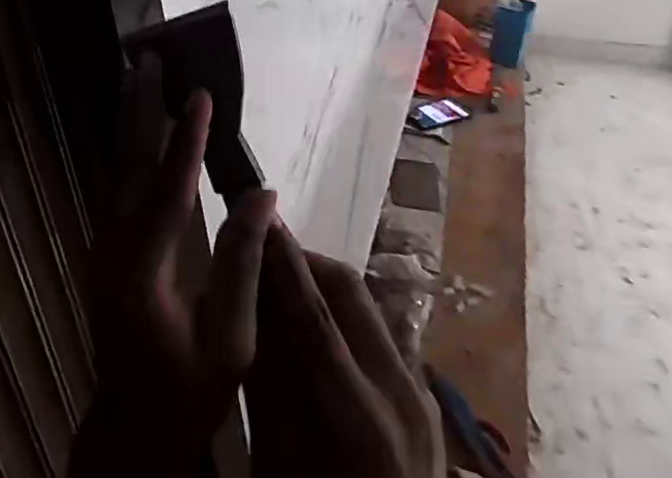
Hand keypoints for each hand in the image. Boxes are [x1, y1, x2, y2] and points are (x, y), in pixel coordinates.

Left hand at [70, 54, 277, 477]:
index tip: (201, 94)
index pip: (167, 192)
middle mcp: (112, 248)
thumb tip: (262, 196)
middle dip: (140, 110)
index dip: (187, 142)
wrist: (132, 420)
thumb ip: (244, 263)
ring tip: (138, 76)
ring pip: (117, 169)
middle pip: (128, 166)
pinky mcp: (105, 245)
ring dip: (130, 121)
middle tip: (147, 60)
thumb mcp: (232, 339)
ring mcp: (102, 244)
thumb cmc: (189, 388)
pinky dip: (132, 147)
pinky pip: (119, 184)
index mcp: (144, 273)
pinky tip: (141, 125)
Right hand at [247, 225, 444, 476]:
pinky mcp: (426, 398)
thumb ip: (266, 381)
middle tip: (264, 250)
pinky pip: (382, 331)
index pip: (314, 313)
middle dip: (305, 259)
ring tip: (285, 282)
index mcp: (358, 414)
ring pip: (369, 304)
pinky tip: (318, 326)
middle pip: (350, 291)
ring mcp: (420, 393)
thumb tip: (246, 304)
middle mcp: (399, 390)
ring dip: (325, 282)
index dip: (285, 261)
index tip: (261, 218)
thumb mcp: (279, 460)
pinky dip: (346, 313)